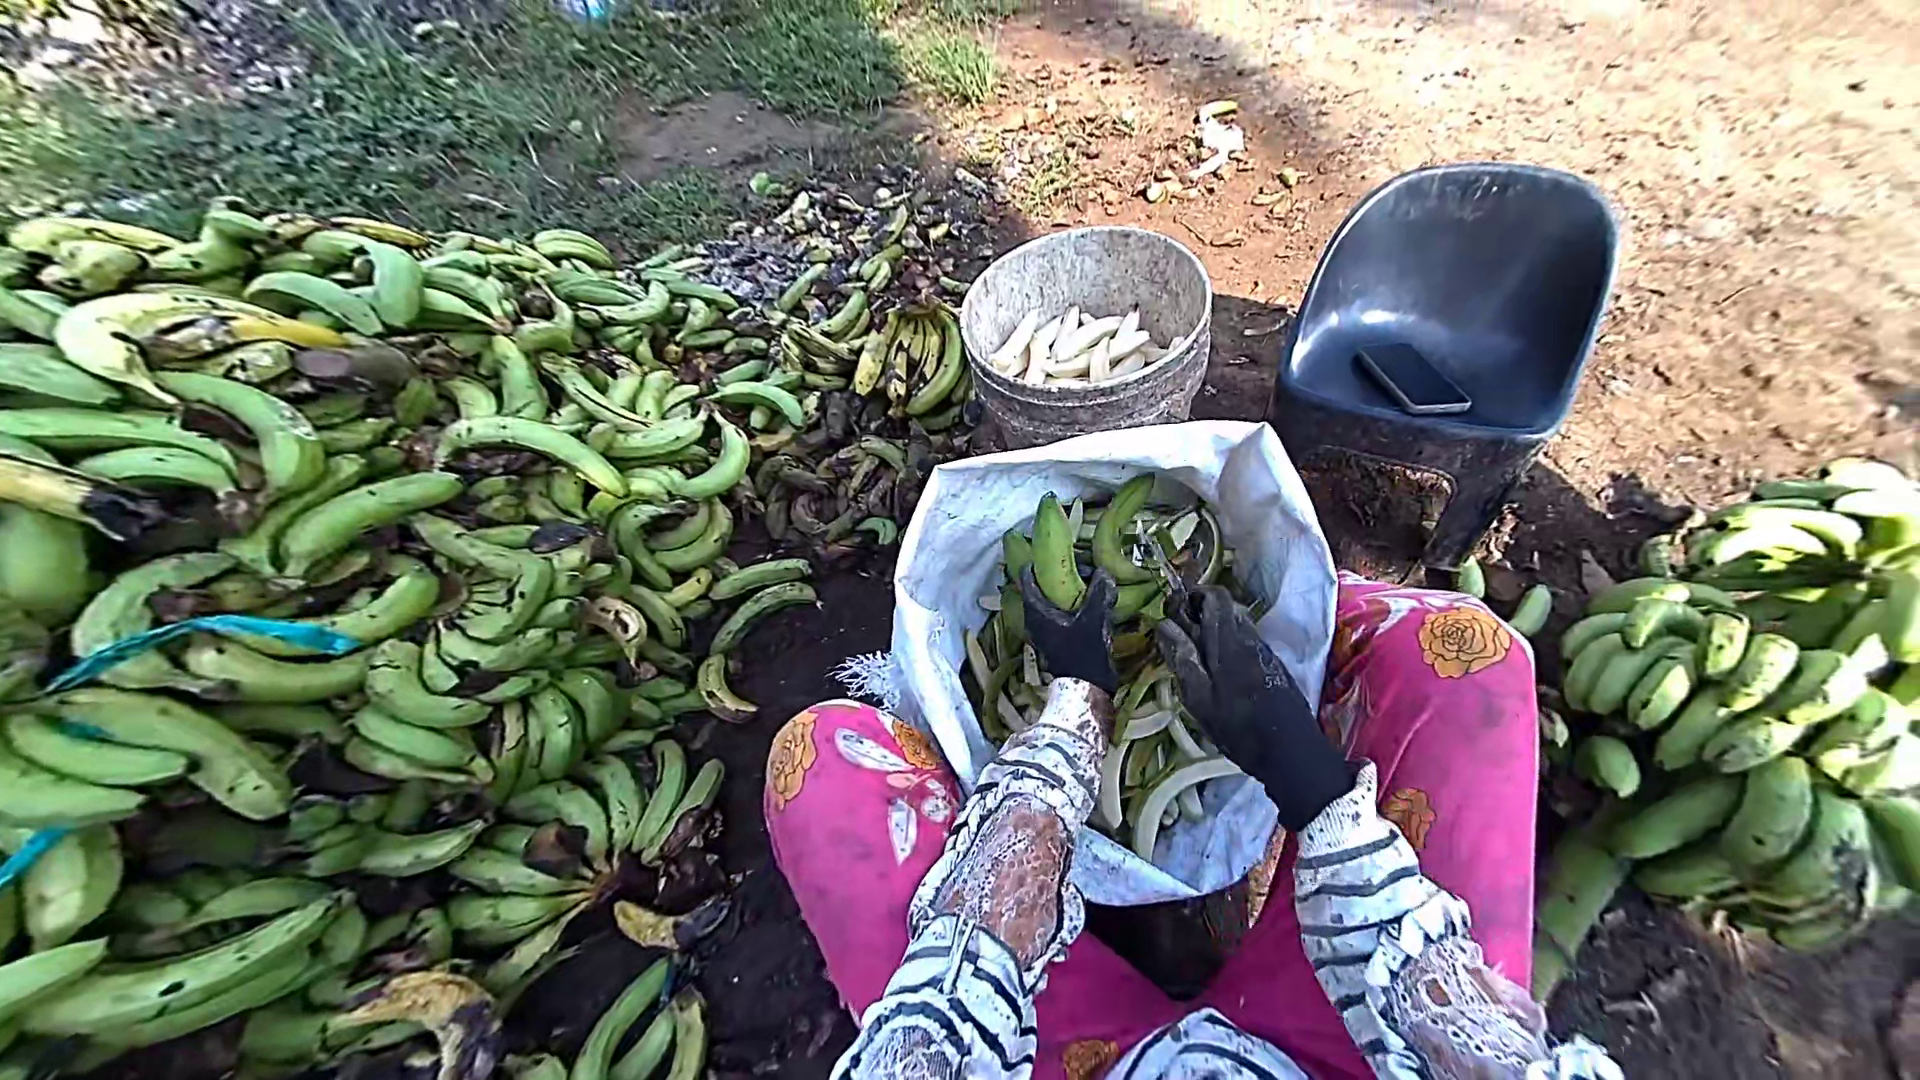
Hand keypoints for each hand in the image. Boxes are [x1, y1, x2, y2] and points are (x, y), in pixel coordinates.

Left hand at [1018, 566, 1119, 693]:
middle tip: (1074, 562)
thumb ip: (1099, 593)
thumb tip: (1104, 572)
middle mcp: (1034, 619)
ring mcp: (1044, 629)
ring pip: (1048, 600)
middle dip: (1054, 573)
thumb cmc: (1084, 652)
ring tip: (1084, 578)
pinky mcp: (1054, 637)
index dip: (1036, 562)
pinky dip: (1069, 602)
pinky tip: (1087, 599)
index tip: (1053, 553)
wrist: (1087, 686)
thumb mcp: (1094, 619)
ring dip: (1063, 588)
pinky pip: (1058, 611)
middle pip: (1038, 587)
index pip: (1026, 578)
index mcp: (1036, 612)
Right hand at [1154, 585, 1354, 830]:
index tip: (1173, 609)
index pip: (1215, 597)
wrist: (1294, 754)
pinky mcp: (1273, 666)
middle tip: (1179, 634)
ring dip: (1213, 629)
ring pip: (1236, 625)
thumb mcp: (1199, 698)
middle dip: (1199, 613)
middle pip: (1225, 608)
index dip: (1193, 595)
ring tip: (1195, 654)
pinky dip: (1227, 644)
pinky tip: (1218, 670)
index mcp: (1229, 642)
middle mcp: (1250, 639)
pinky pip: (1246, 641)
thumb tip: (1163, 625)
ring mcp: (1265, 652)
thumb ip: (1182, 658)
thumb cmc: (1239, 728)